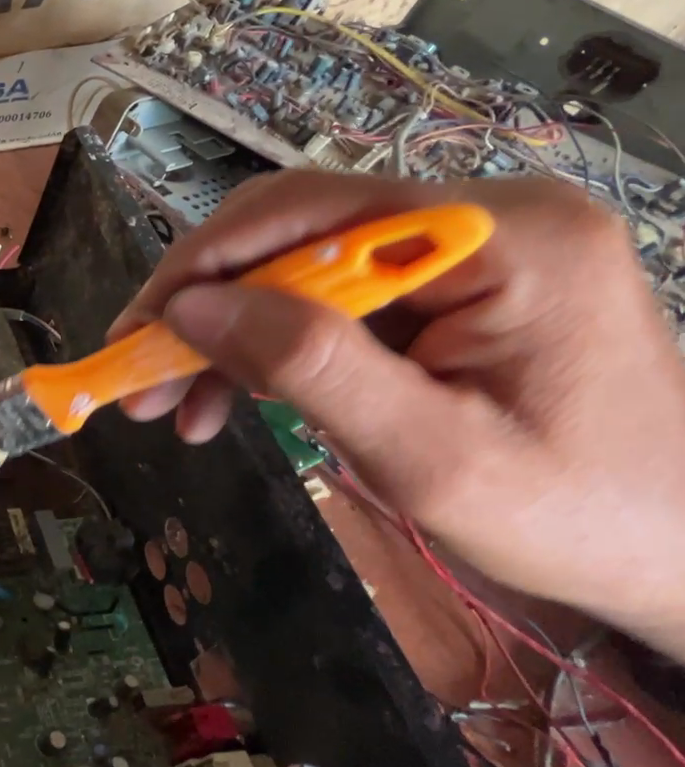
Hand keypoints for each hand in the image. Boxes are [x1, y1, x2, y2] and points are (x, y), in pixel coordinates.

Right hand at [108, 171, 684, 651]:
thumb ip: (310, 367)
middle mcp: (477, 216)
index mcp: (503, 236)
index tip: (135, 332)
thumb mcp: (432, 456)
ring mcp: (457, 246)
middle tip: (138, 373)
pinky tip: (223, 400)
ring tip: (170, 404)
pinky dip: (262, 348)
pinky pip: (318, 298)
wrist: (683, 554)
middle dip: (201, 307)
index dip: (203, 265)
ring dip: (220, 335)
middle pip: (288, 234)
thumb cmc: (577, 516)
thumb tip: (185, 307)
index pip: (307, 212)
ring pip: (288, 267)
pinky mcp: (437, 283)